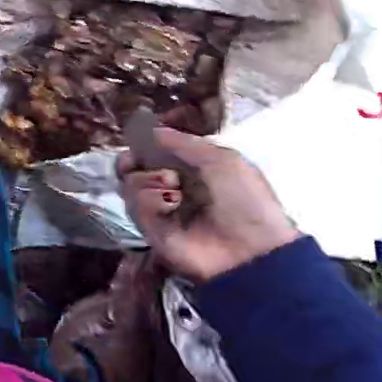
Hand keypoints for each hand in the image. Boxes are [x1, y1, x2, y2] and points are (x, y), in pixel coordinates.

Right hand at [118, 129, 299, 281]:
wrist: (251, 250)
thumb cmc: (244, 199)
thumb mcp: (222, 159)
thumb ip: (183, 142)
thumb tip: (151, 130)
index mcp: (191, 169)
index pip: (155, 152)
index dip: (144, 144)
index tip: (138, 138)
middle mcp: (171, 188)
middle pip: (133, 168)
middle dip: (131, 160)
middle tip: (135, 161)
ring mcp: (159, 210)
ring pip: (131, 184)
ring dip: (148, 179)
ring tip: (172, 186)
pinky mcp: (151, 231)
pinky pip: (136, 205)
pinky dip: (149, 199)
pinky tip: (170, 203)